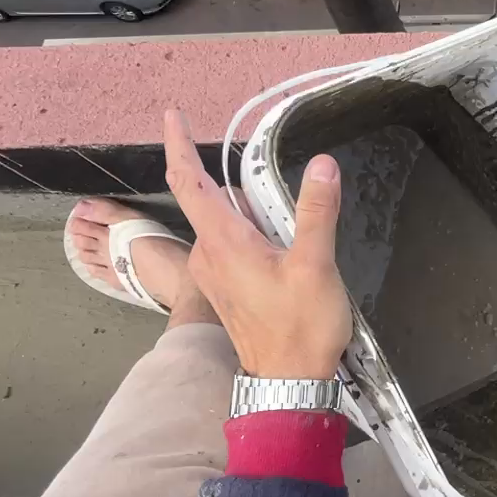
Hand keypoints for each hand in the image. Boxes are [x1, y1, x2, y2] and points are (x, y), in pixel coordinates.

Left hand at [162, 108, 351, 379]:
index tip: (173, 114)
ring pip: (225, 225)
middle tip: (280, 198)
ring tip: (290, 235)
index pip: (189, 182)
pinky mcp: (227, 290)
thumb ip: (316, 212)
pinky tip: (283, 251)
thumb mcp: (315, 265)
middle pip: (212, 201)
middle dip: (239, 186)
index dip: (179, 145)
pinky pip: (231, 246)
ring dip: (250, 214)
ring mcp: (215, 275)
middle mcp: (209, 255)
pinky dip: (252, 234)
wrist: (289, 382)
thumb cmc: (300, 326)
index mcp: (224, 242)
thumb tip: (323, 164)